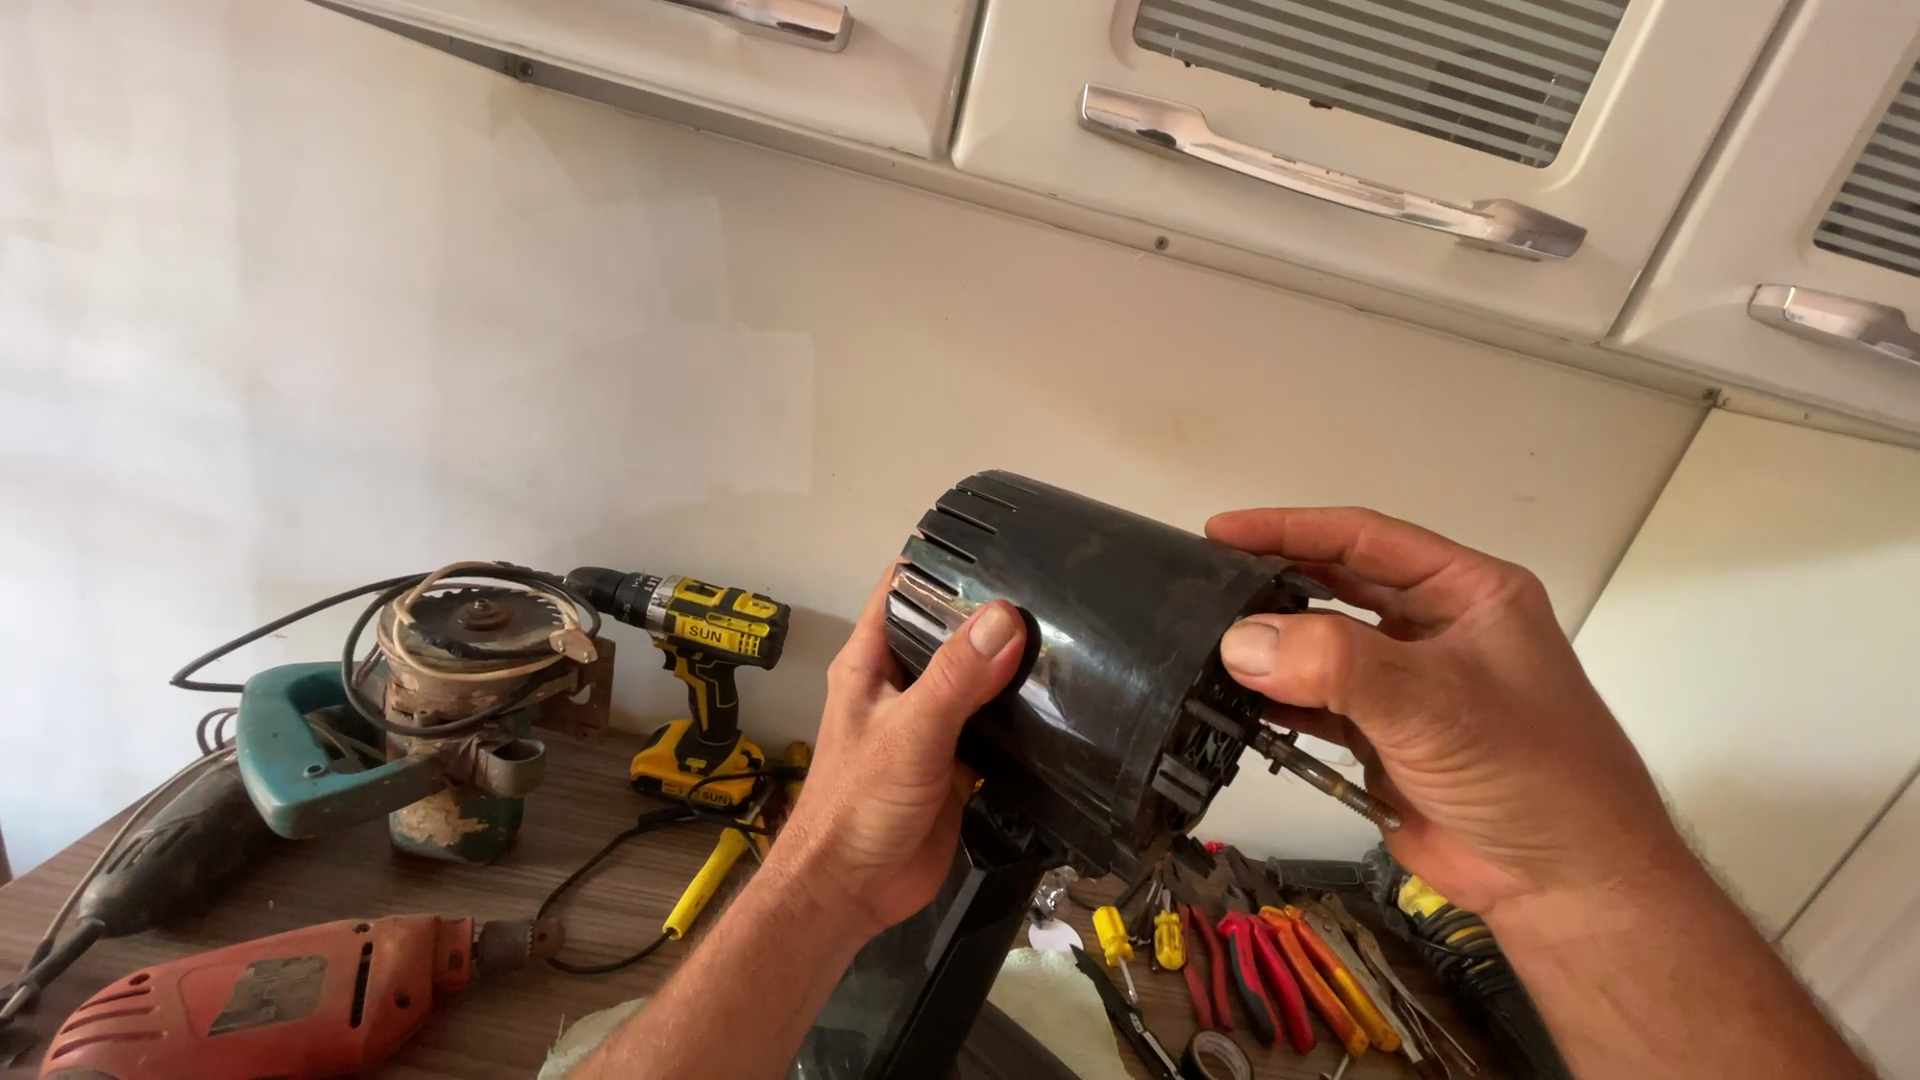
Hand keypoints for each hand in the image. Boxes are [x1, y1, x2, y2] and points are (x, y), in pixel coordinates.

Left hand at [769, 566, 1026, 939]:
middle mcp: (901, 684)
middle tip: (1048, 594)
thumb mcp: (909, 732)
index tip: (993, 549)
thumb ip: (955, 678)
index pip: (902, 591)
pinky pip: (993, 727)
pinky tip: (1058, 705)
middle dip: (989, 616)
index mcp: (872, 661)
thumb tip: (1004, 618)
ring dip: (1008, 667)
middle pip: (947, 633)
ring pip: (975, 680)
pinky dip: (1019, 717)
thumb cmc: (859, 805)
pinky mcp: (956, 760)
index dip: (940, 566)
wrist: (853, 892)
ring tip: (1063, 640)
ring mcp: (930, 722)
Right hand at [1207, 508, 1686, 917]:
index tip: (1219, 530)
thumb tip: (1239, 642)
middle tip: (1203, 583)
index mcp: (1463, 592)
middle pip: (1333, 584)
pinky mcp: (1377, 730)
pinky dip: (1272, 700)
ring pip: (1316, 644)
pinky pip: (1310, 700)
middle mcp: (1429, 626)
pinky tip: (1233, 699)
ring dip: (1268, 646)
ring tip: (1206, 641)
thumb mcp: (1434, 703)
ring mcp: (1400, 680)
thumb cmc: (1528, 775)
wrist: (1566, 891)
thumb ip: (1335, 663)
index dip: (1288, 527)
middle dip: (1270, 582)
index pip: (1362, 538)